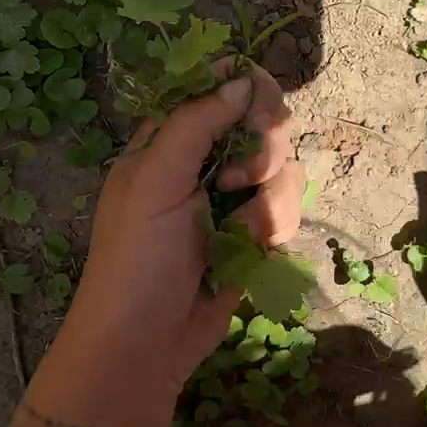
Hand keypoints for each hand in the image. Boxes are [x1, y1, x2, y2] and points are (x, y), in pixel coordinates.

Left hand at [54, 65, 305, 397]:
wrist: (145, 346)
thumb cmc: (138, 258)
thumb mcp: (155, 181)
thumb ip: (196, 123)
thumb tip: (241, 79)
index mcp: (169, 136)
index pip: (217, 85)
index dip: (245, 87)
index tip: (256, 109)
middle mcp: (205, 157)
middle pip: (262, 116)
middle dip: (265, 146)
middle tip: (242, 178)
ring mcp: (234, 193)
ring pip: (283, 161)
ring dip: (272, 193)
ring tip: (244, 225)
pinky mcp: (255, 227)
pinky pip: (288, 202)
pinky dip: (278, 222)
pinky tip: (257, 246)